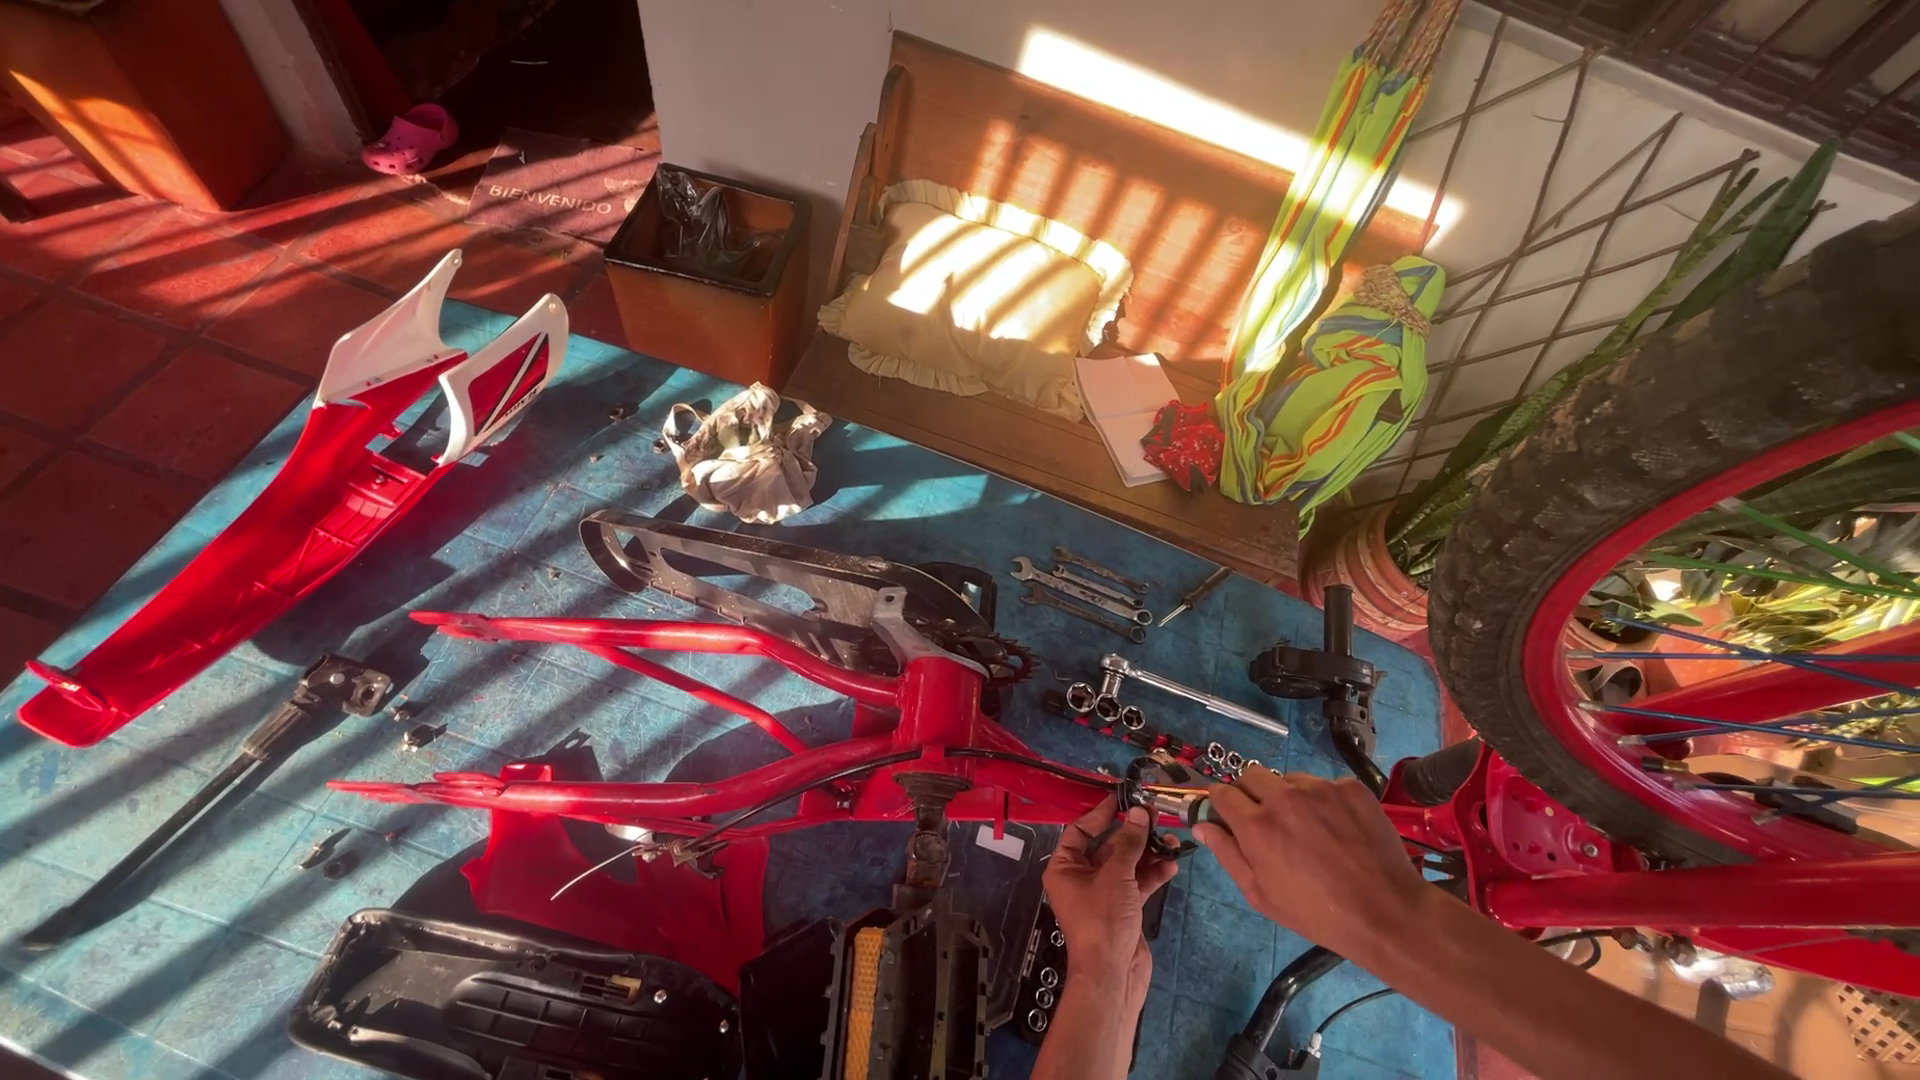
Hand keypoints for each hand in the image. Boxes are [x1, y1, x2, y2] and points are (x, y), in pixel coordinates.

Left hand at [1044, 796, 1177, 998]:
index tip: (1121, 798)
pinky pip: (1137, 883)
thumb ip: (1129, 843)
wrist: (1112, 975)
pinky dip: (1152, 873)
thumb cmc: (1103, 920)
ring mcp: (1103, 893)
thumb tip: (1138, 812)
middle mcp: (1081, 877)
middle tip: (1154, 814)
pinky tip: (1171, 863)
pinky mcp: (1123, 908)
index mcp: (1064, 867)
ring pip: (1126, 864)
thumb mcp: (1115, 875)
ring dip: (1147, 851)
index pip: (1080, 830)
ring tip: (1169, 837)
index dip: (1101, 813)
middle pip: (1107, 846)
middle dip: (1131, 832)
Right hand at [1194, 769, 1427, 960]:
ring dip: (1288, 795)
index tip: (1229, 814)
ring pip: (1289, 779)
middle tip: (1268, 819)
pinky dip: (1324, 800)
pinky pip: (1324, 784)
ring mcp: (1320, 789)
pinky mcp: (1350, 788)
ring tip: (1309, 827)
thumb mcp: (1260, 894)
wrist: (1387, 913)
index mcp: (1256, 825)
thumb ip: (1227, 854)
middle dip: (1251, 793)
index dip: (1222, 803)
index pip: (1221, 792)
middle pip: (1251, 775)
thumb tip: (1202, 825)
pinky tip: (1337, 827)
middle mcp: (1283, 798)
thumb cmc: (1316, 912)